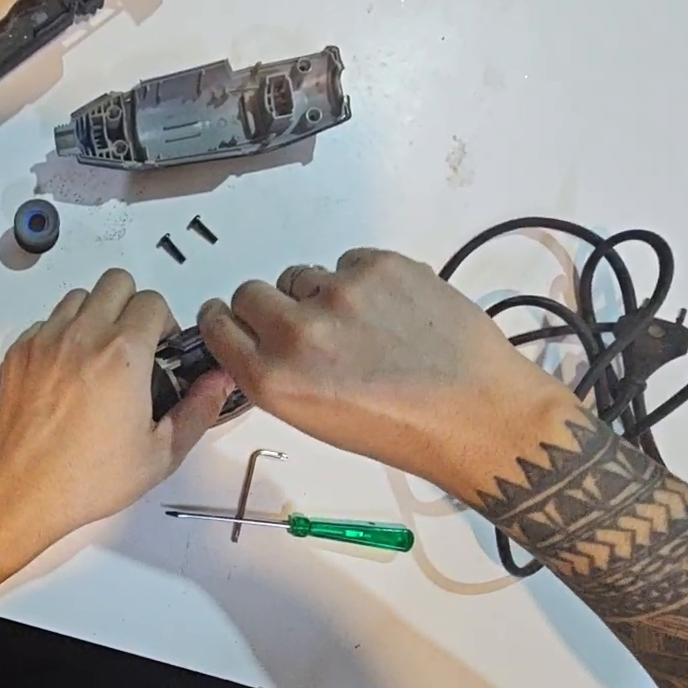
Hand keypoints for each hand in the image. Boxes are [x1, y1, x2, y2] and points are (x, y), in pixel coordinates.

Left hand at [0, 269, 232, 554]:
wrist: (20, 491)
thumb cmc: (83, 479)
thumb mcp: (159, 455)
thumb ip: (197, 411)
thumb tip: (217, 384)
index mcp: (122, 354)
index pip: (153, 302)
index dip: (164, 323)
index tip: (161, 348)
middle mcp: (81, 337)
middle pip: (115, 282)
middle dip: (131, 306)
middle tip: (134, 344)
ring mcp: (45, 342)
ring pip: (77, 297)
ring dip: (95, 315)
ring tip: (100, 356)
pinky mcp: (18, 355)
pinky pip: (46, 323)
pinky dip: (61, 334)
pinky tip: (68, 371)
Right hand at [198, 248, 576, 500]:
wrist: (471, 412)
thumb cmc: (392, 427)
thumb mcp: (306, 415)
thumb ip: (269, 373)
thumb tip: (256, 339)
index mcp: (270, 377)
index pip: (216, 325)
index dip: (223, 319)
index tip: (230, 317)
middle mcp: (295, 332)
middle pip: (250, 292)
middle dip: (266, 306)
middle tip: (300, 323)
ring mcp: (338, 293)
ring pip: (300, 275)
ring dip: (315, 293)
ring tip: (356, 323)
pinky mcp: (380, 265)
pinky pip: (346, 261)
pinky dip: (358, 280)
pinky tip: (385, 310)